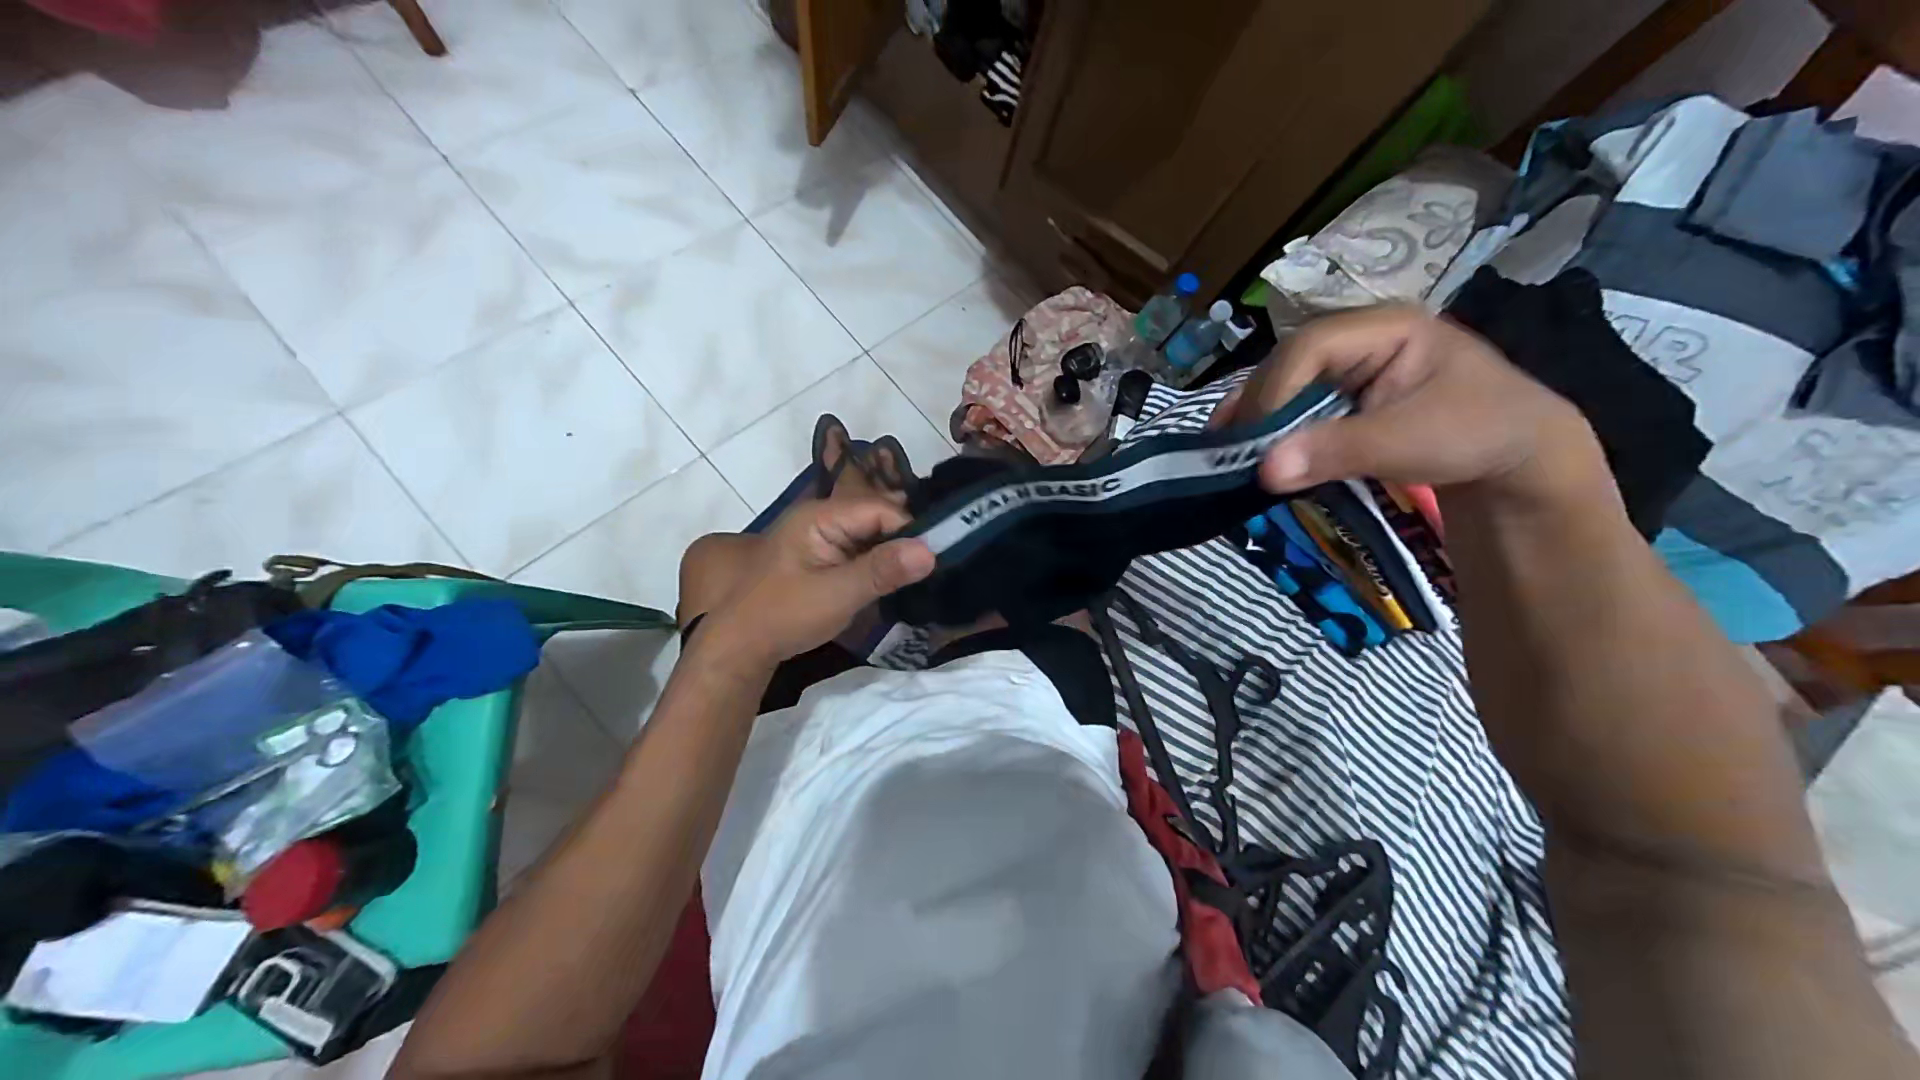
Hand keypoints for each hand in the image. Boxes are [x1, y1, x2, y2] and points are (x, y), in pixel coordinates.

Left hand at [701, 497, 934, 667]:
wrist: (738, 645)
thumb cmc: (783, 615)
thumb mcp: (837, 594)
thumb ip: (883, 571)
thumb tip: (932, 551)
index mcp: (820, 516)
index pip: (881, 509)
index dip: (911, 529)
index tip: (936, 558)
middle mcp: (821, 518)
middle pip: (878, 518)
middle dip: (905, 540)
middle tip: (934, 568)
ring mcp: (820, 537)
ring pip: (871, 535)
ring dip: (893, 554)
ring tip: (920, 576)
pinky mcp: (822, 557)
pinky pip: (860, 550)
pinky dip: (878, 564)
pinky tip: (894, 581)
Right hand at [1213, 306, 1607, 507]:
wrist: (1514, 454)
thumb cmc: (1476, 434)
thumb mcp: (1410, 442)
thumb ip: (1337, 451)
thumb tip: (1264, 470)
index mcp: (1386, 327)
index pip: (1310, 347)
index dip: (1276, 390)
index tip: (1259, 441)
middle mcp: (1358, 338)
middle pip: (1287, 363)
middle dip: (1258, 407)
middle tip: (1234, 450)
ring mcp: (1346, 365)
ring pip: (1281, 383)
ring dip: (1254, 417)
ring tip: (1228, 449)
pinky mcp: (1339, 392)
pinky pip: (1291, 402)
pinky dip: (1266, 425)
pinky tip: (1242, 443)